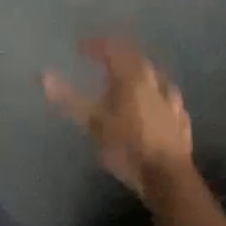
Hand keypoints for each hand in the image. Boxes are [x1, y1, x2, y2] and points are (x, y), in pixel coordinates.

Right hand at [43, 37, 193, 195]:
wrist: (169, 181)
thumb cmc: (127, 146)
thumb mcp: (91, 122)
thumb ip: (68, 98)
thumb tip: (42, 74)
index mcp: (132, 78)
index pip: (114, 48)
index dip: (96, 44)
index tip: (79, 47)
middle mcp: (154, 85)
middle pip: (138, 60)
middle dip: (119, 56)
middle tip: (102, 60)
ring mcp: (173, 105)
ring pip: (159, 79)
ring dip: (143, 75)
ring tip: (132, 80)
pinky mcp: (183, 126)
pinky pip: (172, 102)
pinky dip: (160, 97)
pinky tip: (158, 106)